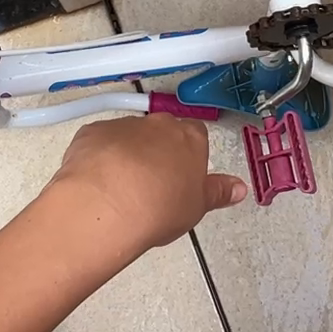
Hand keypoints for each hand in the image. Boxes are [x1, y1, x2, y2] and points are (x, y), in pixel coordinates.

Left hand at [48, 115, 247, 249]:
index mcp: (190, 138)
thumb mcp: (197, 206)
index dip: (188, 156)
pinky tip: (98, 183)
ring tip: (122, 190)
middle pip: (162, 133)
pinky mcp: (93, 132)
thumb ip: (218, 192)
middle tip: (152, 186)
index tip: (182, 177)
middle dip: (157, 153)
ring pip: (129, 136)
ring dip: (127, 155)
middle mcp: (159, 124)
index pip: (196, 136)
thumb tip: (239, 188)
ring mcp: (124, 125)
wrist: (108, 204)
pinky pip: (100, 142)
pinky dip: (100, 157)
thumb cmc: (159, 207)